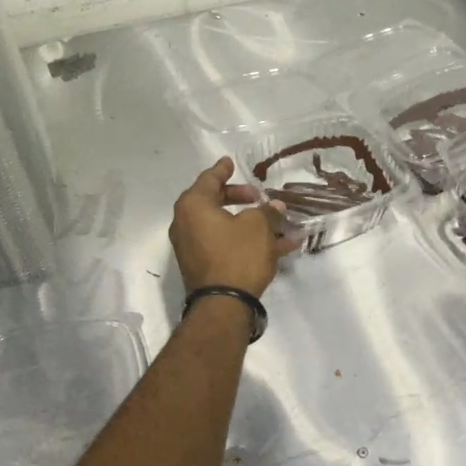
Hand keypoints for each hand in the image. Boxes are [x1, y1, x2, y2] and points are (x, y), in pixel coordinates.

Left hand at [169, 158, 296, 295]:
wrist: (224, 304)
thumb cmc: (238, 255)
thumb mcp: (259, 227)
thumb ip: (268, 211)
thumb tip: (274, 205)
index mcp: (193, 206)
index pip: (209, 179)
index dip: (223, 170)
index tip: (230, 162)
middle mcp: (186, 223)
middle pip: (215, 202)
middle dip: (240, 198)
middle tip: (258, 197)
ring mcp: (193, 246)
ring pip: (226, 226)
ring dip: (251, 223)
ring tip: (279, 224)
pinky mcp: (204, 265)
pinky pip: (227, 245)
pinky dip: (247, 241)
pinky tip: (279, 247)